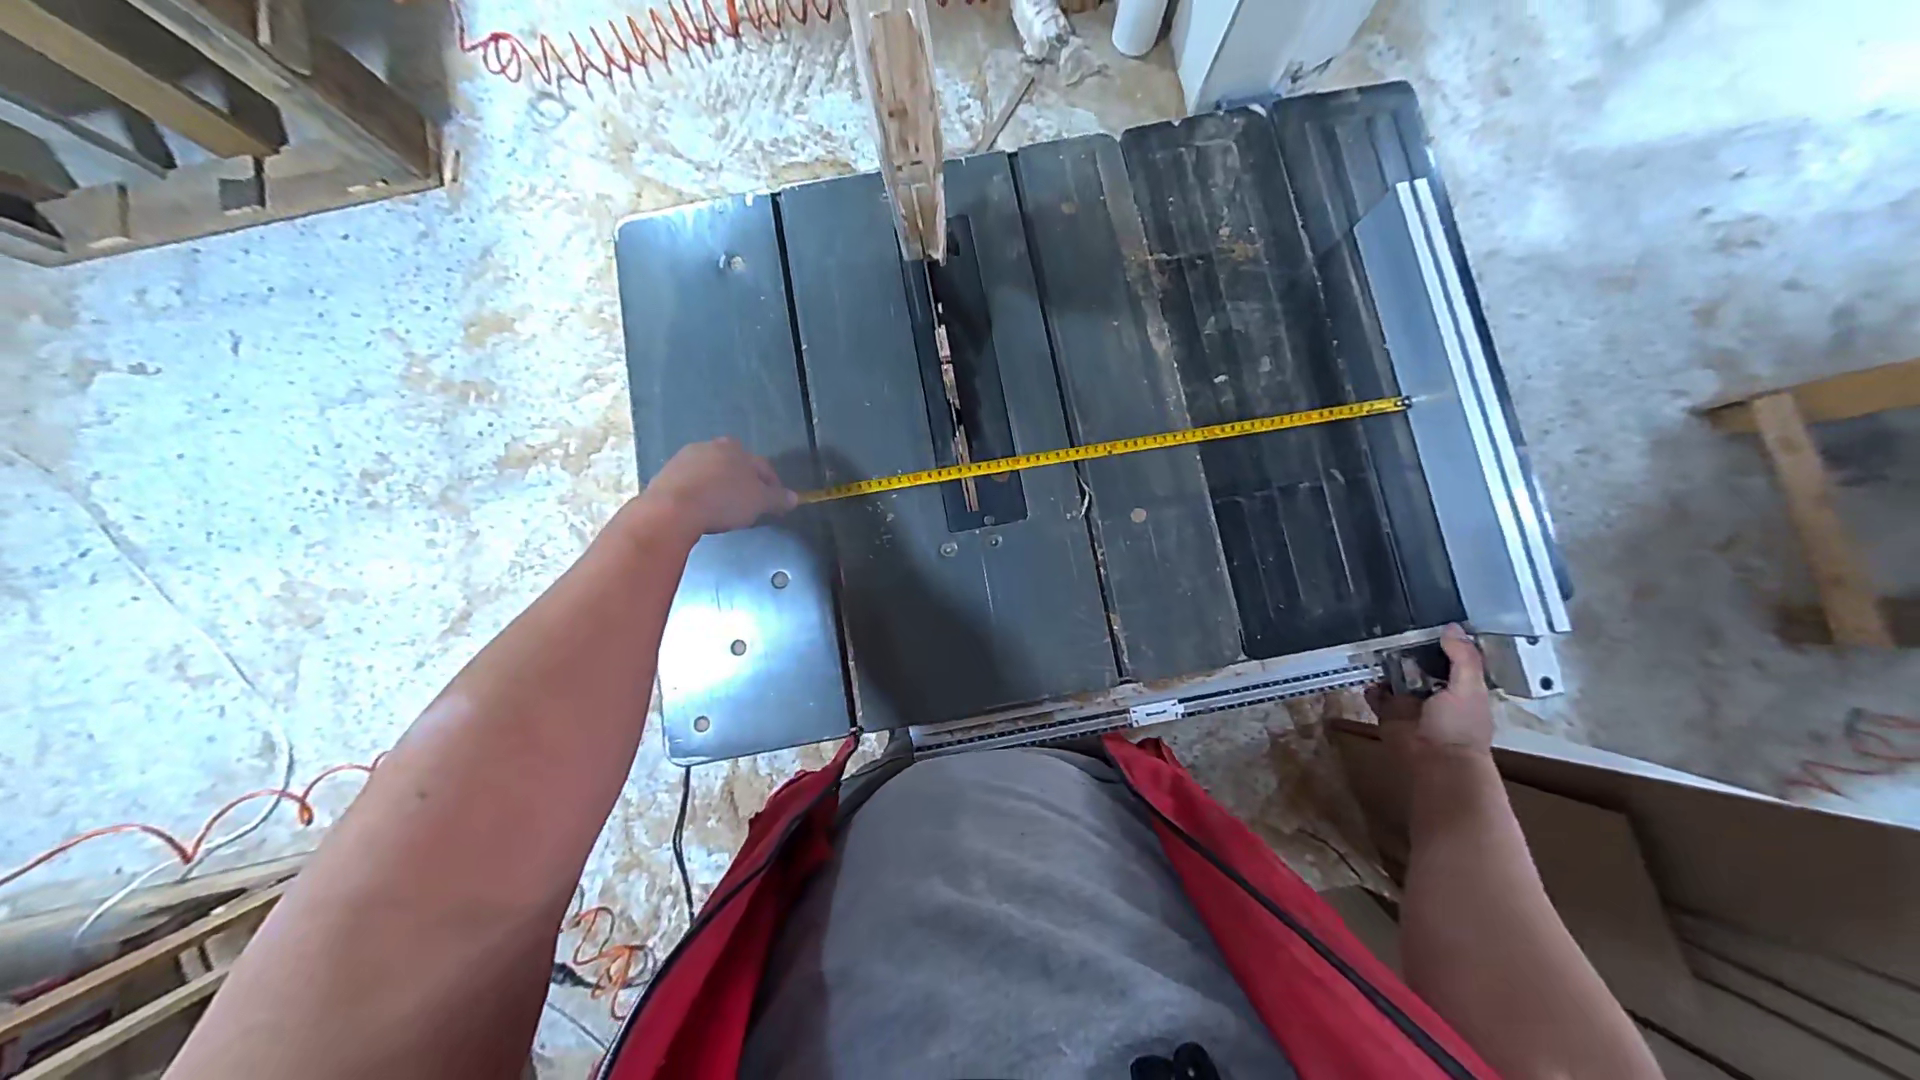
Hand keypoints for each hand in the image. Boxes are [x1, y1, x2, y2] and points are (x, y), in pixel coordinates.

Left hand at [641, 437, 797, 535]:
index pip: (763, 467)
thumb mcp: (759, 503)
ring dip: (720, 486)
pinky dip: (700, 493)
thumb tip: (794, 497)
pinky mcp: (666, 473)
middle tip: (749, 505)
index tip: (775, 503)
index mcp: (737, 449)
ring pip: (712, 472)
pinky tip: (701, 509)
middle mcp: (711, 446)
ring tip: (723, 509)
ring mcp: (686, 458)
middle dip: (744, 483)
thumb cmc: (723, 501)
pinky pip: (692, 482)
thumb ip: (778, 498)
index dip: (773, 486)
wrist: (672, 509)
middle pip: (736, 466)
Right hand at [1367, 625, 1492, 757]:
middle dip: (1408, 650)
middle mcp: (1434, 694)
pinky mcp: (1387, 712)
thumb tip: (1451, 627)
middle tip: (1393, 625)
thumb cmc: (1459, 726)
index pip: (1451, 659)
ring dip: (1386, 665)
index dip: (1443, 642)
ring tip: (1374, 643)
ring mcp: (1409, 703)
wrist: (1434, 761)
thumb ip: (1462, 659)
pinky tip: (1367, 671)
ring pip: (1395, 677)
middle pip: (1419, 666)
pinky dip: (1370, 685)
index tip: (1427, 619)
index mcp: (1461, 688)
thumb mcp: (1469, 688)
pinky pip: (1375, 694)